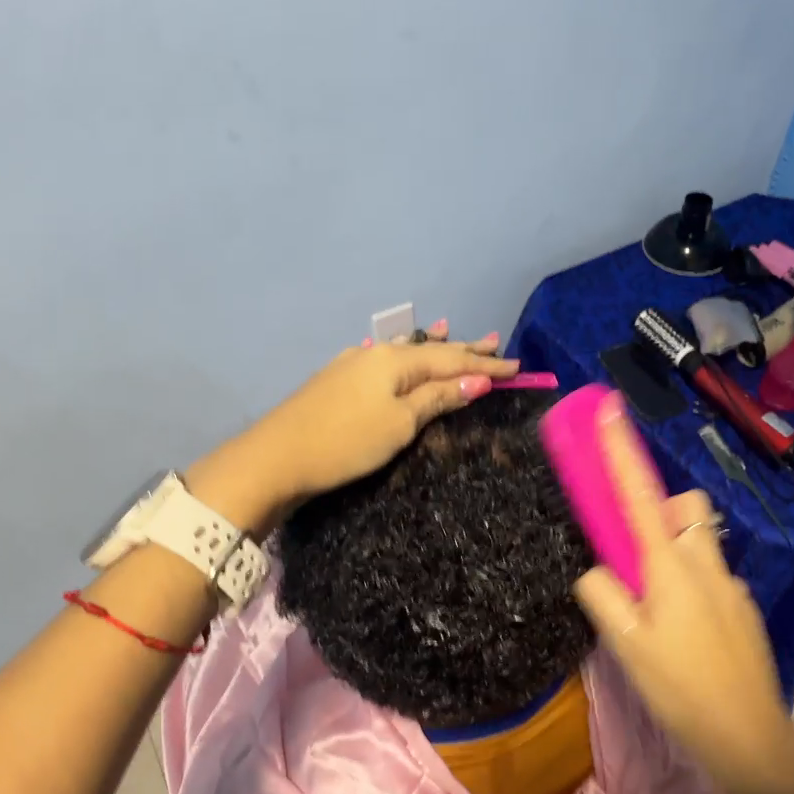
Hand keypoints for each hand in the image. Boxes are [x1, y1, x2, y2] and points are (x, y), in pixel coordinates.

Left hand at [187, 327, 518, 532]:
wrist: (277, 458)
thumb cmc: (346, 442)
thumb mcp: (399, 424)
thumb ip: (436, 399)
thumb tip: (476, 382)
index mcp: (395, 361)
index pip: (451, 360)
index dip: (484, 365)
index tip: (516, 366)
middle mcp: (375, 355)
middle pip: (429, 350)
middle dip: (463, 349)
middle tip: (494, 342)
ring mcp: (353, 366)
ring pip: (407, 354)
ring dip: (435, 350)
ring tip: (455, 335)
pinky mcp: (339, 383)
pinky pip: (387, 364)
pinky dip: (408, 360)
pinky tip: (405, 355)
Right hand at [570, 395, 793, 793]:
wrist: (748, 733)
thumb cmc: (680, 688)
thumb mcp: (625, 646)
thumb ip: (602, 595)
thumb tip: (597, 570)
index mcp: (672, 568)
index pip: (640, 496)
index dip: (622, 452)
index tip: (609, 410)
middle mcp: (706, 565)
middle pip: (685, 509)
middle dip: (660, 512)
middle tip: (635, 555)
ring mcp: (730, 585)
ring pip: (699, 544)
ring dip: (674, 554)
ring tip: (656, 610)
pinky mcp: (743, 608)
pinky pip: (711, 577)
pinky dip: (691, 587)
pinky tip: (685, 638)